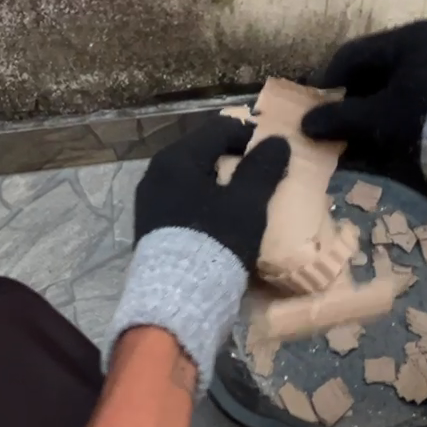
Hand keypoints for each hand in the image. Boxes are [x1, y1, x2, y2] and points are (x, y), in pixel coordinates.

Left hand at [134, 116, 291, 266]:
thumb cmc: (214, 241)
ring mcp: (150, 196)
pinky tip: (220, 214)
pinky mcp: (149, 221)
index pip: (220, 128)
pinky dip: (204, 195)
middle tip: (262, 171)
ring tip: (245, 194)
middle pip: (203, 148)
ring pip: (192, 172)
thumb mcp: (246, 202)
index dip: (250, 134)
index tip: (273, 149)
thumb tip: (277, 141)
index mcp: (178, 157)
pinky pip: (182, 194)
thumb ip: (262, 167)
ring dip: (219, 176)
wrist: (177, 299)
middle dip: (234, 155)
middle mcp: (157, 170)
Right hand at [299, 20, 426, 160]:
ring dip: (387, 97)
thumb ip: (340, 118)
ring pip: (410, 74)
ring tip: (375, 124)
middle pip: (385, 62)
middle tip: (346, 116)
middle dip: (361, 91)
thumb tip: (305, 124)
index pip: (356, 53)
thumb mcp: (379, 120)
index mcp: (411, 36)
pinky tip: (409, 123)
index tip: (318, 101)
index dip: (331, 79)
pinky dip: (414, 101)